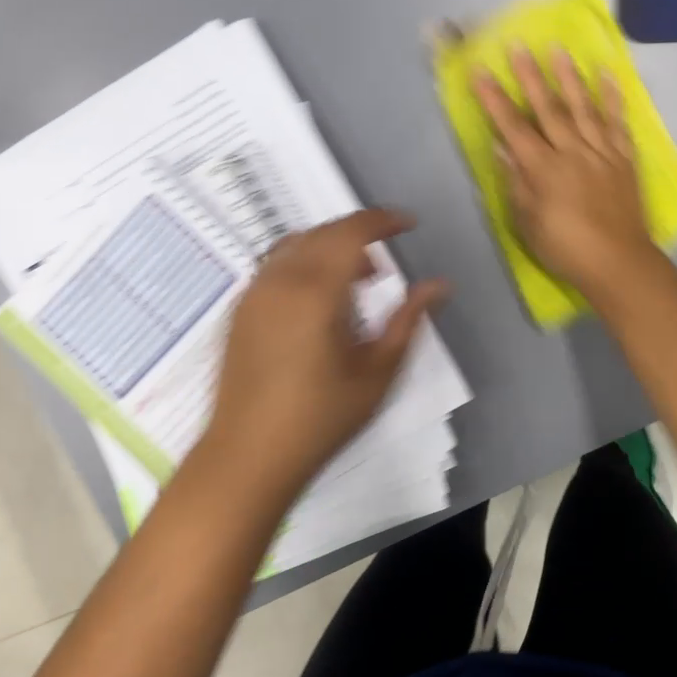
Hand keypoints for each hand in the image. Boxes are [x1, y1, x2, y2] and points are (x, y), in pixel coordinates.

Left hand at [201, 209, 447, 489]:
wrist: (248, 456)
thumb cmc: (321, 418)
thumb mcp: (377, 372)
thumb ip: (407, 321)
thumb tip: (439, 285)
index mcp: (315, 290)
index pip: (352, 231)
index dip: (383, 221)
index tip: (409, 226)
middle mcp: (279, 280)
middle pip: (322, 233)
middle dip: (357, 237)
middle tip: (382, 271)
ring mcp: (252, 294)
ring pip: (294, 247)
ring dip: (327, 249)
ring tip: (351, 286)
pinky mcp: (238, 312)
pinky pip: (273, 267)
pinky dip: (301, 265)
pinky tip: (316, 304)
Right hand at [472, 47, 659, 299]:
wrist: (618, 262)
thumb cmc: (564, 248)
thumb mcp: (527, 223)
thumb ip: (515, 182)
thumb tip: (501, 146)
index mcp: (543, 169)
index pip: (513, 127)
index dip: (494, 99)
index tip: (480, 71)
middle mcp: (571, 152)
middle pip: (548, 108)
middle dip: (530, 75)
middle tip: (517, 45)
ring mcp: (601, 152)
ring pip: (583, 107)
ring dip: (568, 76)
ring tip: (557, 48)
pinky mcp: (624, 158)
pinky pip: (617, 122)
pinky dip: (612, 97)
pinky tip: (605, 74)